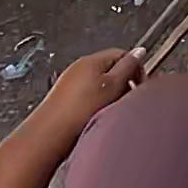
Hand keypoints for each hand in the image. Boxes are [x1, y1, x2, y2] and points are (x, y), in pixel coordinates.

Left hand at [22, 47, 144, 153]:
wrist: (48, 135)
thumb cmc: (80, 110)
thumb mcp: (113, 85)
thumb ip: (128, 66)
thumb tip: (140, 51)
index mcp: (91, 60)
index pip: (122, 54)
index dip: (134, 68)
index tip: (140, 83)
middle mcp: (79, 67)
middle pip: (111, 68)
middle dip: (122, 81)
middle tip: (126, 97)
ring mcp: (70, 83)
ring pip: (100, 82)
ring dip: (109, 93)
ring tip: (110, 108)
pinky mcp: (64, 98)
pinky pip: (87, 94)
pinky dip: (95, 102)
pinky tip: (95, 114)